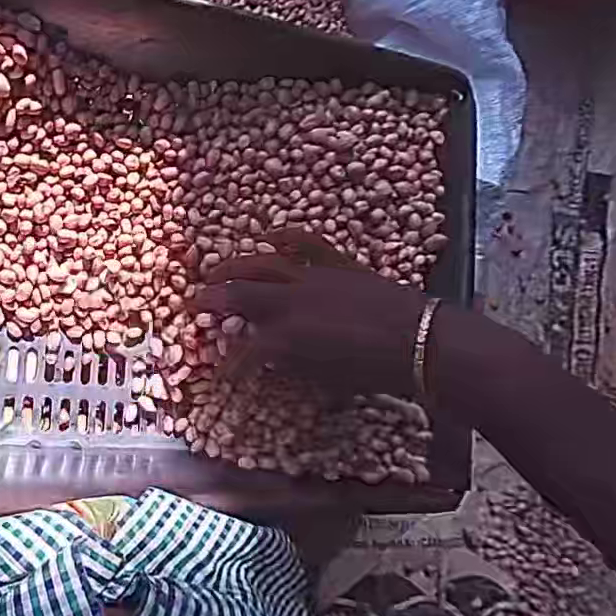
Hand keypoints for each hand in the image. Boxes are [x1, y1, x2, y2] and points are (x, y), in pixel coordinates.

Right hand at [193, 228, 429, 397]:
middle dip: (211, 300)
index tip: (220, 374)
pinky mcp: (335, 264)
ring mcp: (313, 277)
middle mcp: (292, 301)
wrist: (422, 342)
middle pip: (239, 294)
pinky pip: (305, 243)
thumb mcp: (325, 379)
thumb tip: (271, 358)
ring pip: (262, 264)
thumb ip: (291, 365)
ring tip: (214, 272)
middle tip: (193, 304)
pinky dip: (285, 237)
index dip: (228, 365)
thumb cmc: (374, 371)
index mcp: (288, 337)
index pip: (244, 351)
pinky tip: (269, 236)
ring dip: (233, 268)